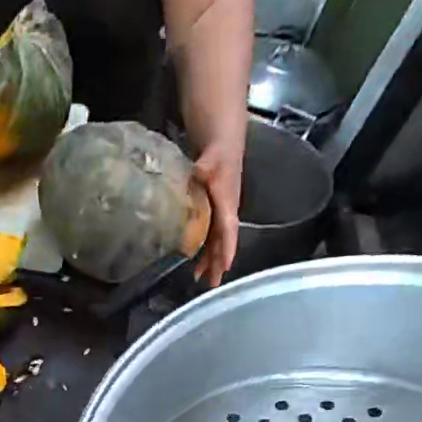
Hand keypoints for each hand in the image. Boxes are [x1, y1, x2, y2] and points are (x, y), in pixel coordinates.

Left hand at [192, 141, 241, 286]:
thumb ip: (207, 165)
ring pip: (215, 239)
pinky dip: (202, 246)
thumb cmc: (219, 148)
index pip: (228, 229)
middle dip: (218, 262)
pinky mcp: (209, 208)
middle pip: (223, 241)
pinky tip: (192, 258)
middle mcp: (225, 209)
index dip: (227, 248)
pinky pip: (207, 232)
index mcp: (227, 201)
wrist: (222, 137)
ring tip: (199, 278)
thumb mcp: (213, 156)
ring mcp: (218, 210)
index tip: (225, 267)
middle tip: (212, 284)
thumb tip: (200, 171)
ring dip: (209, 258)